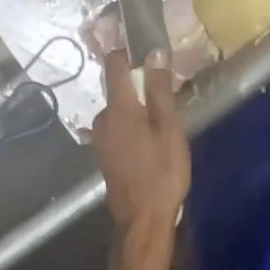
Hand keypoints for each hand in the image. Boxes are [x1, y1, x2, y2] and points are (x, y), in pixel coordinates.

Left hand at [93, 49, 189, 230]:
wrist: (142, 222)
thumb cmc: (162, 172)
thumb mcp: (169, 128)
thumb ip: (160, 90)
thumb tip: (154, 53)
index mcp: (119, 107)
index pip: (113, 64)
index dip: (126, 51)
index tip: (144, 48)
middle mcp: (103, 117)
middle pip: (117, 87)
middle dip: (137, 83)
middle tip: (163, 90)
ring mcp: (100, 137)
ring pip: (118, 109)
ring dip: (134, 107)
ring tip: (159, 118)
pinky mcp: (104, 154)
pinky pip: (117, 126)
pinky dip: (130, 124)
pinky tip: (148, 138)